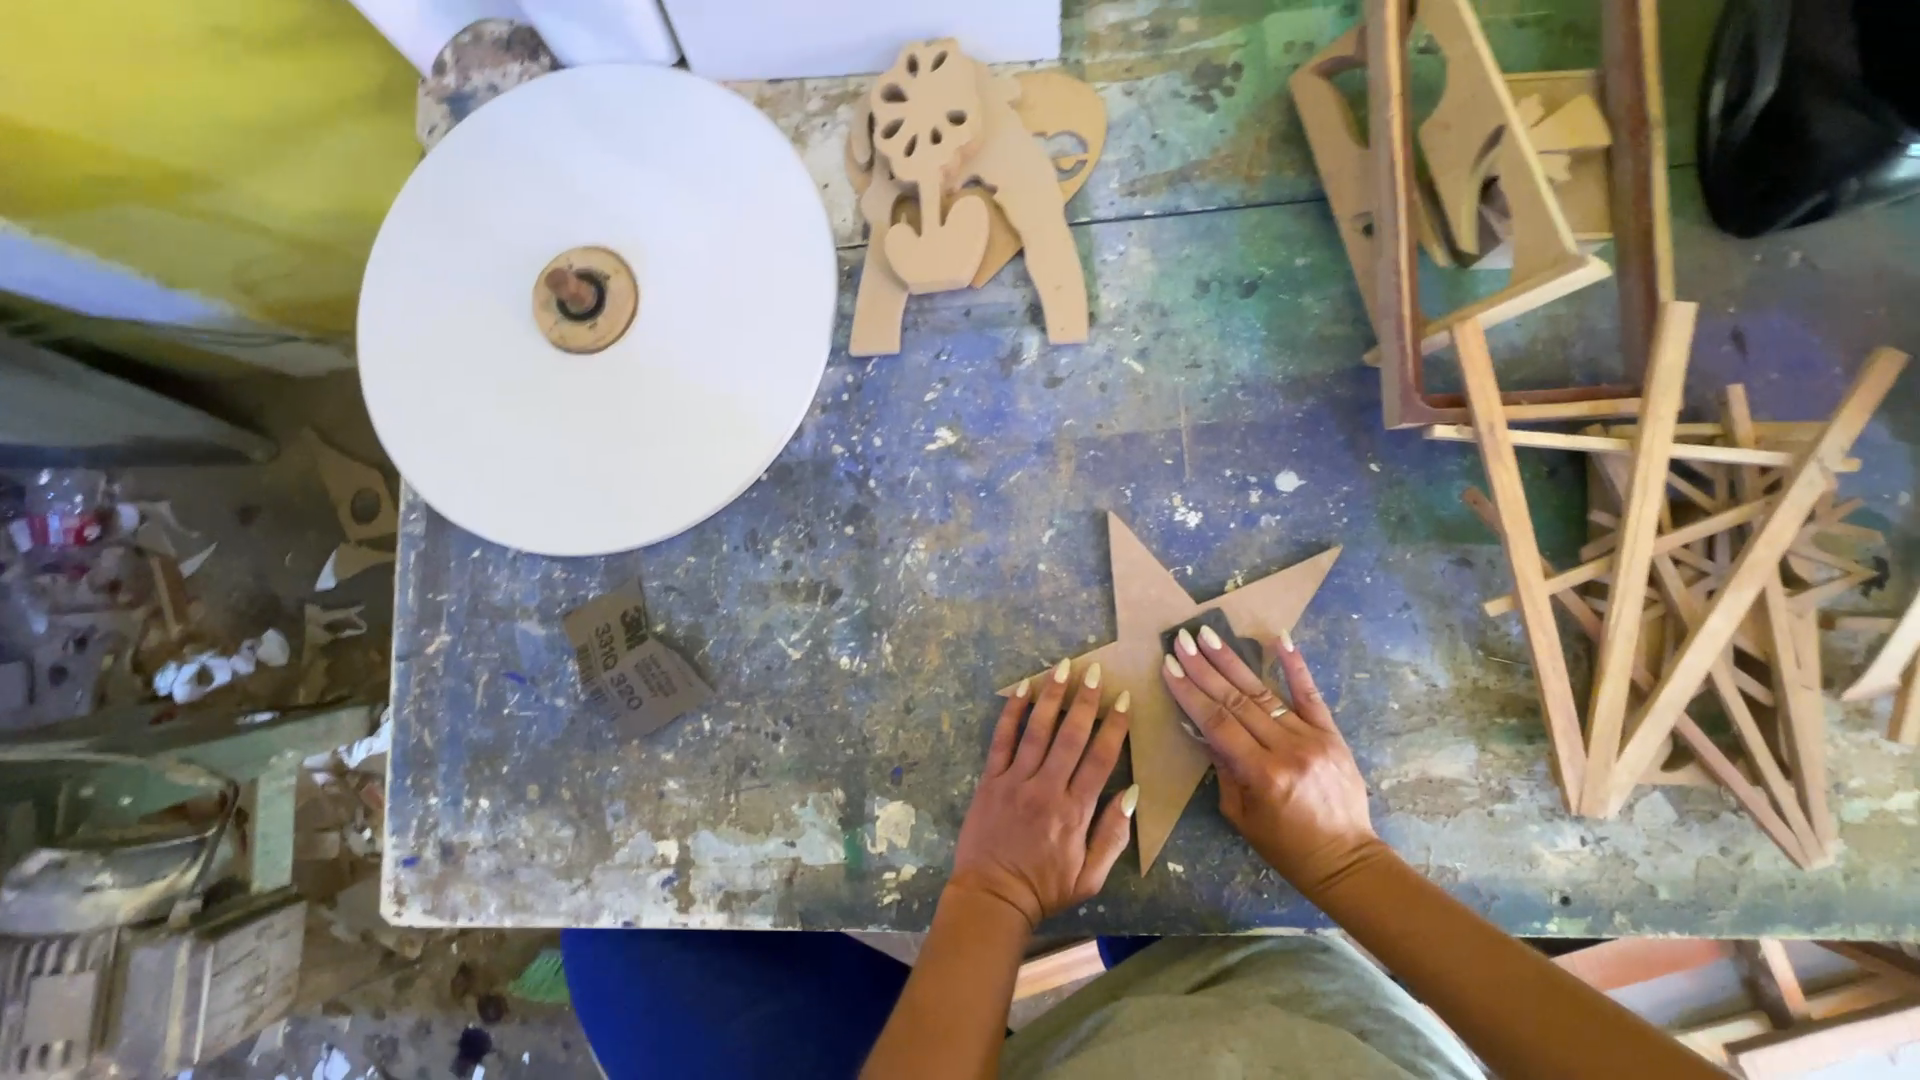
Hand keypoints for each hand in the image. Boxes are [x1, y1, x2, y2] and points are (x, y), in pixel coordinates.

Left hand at [948, 659, 1136, 929]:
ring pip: (1037, 731)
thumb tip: (1132, 793)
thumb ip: (1113, 834)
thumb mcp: (1091, 876)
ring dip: (1051, 697)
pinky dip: (1011, 713)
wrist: (991, 897)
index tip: (1123, 700)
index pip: (1100, 758)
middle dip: (1084, 701)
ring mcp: (1015, 782)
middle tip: (1094, 671)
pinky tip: (1022, 690)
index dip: (1114, 726)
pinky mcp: (990, 780)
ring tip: (1062, 667)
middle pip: (1070, 736)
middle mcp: (1046, 789)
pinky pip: (1001, 740)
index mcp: (1075, 811)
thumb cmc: (1045, 889)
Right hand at [1161, 625, 1376, 892]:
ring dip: (1232, 661)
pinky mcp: (1332, 734)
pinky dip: (1294, 664)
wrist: (1345, 860)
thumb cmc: (1285, 846)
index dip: (1190, 693)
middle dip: (1204, 668)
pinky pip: (1310, 694)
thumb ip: (1222, 768)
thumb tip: (1200, 727)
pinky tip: (1278, 638)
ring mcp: (1312, 738)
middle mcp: (1286, 749)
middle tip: (1180, 640)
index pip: (1216, 723)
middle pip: (1236, 700)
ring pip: (1264, 692)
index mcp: (1261, 773)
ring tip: (1207, 636)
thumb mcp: (1240, 814)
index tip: (1169, 667)